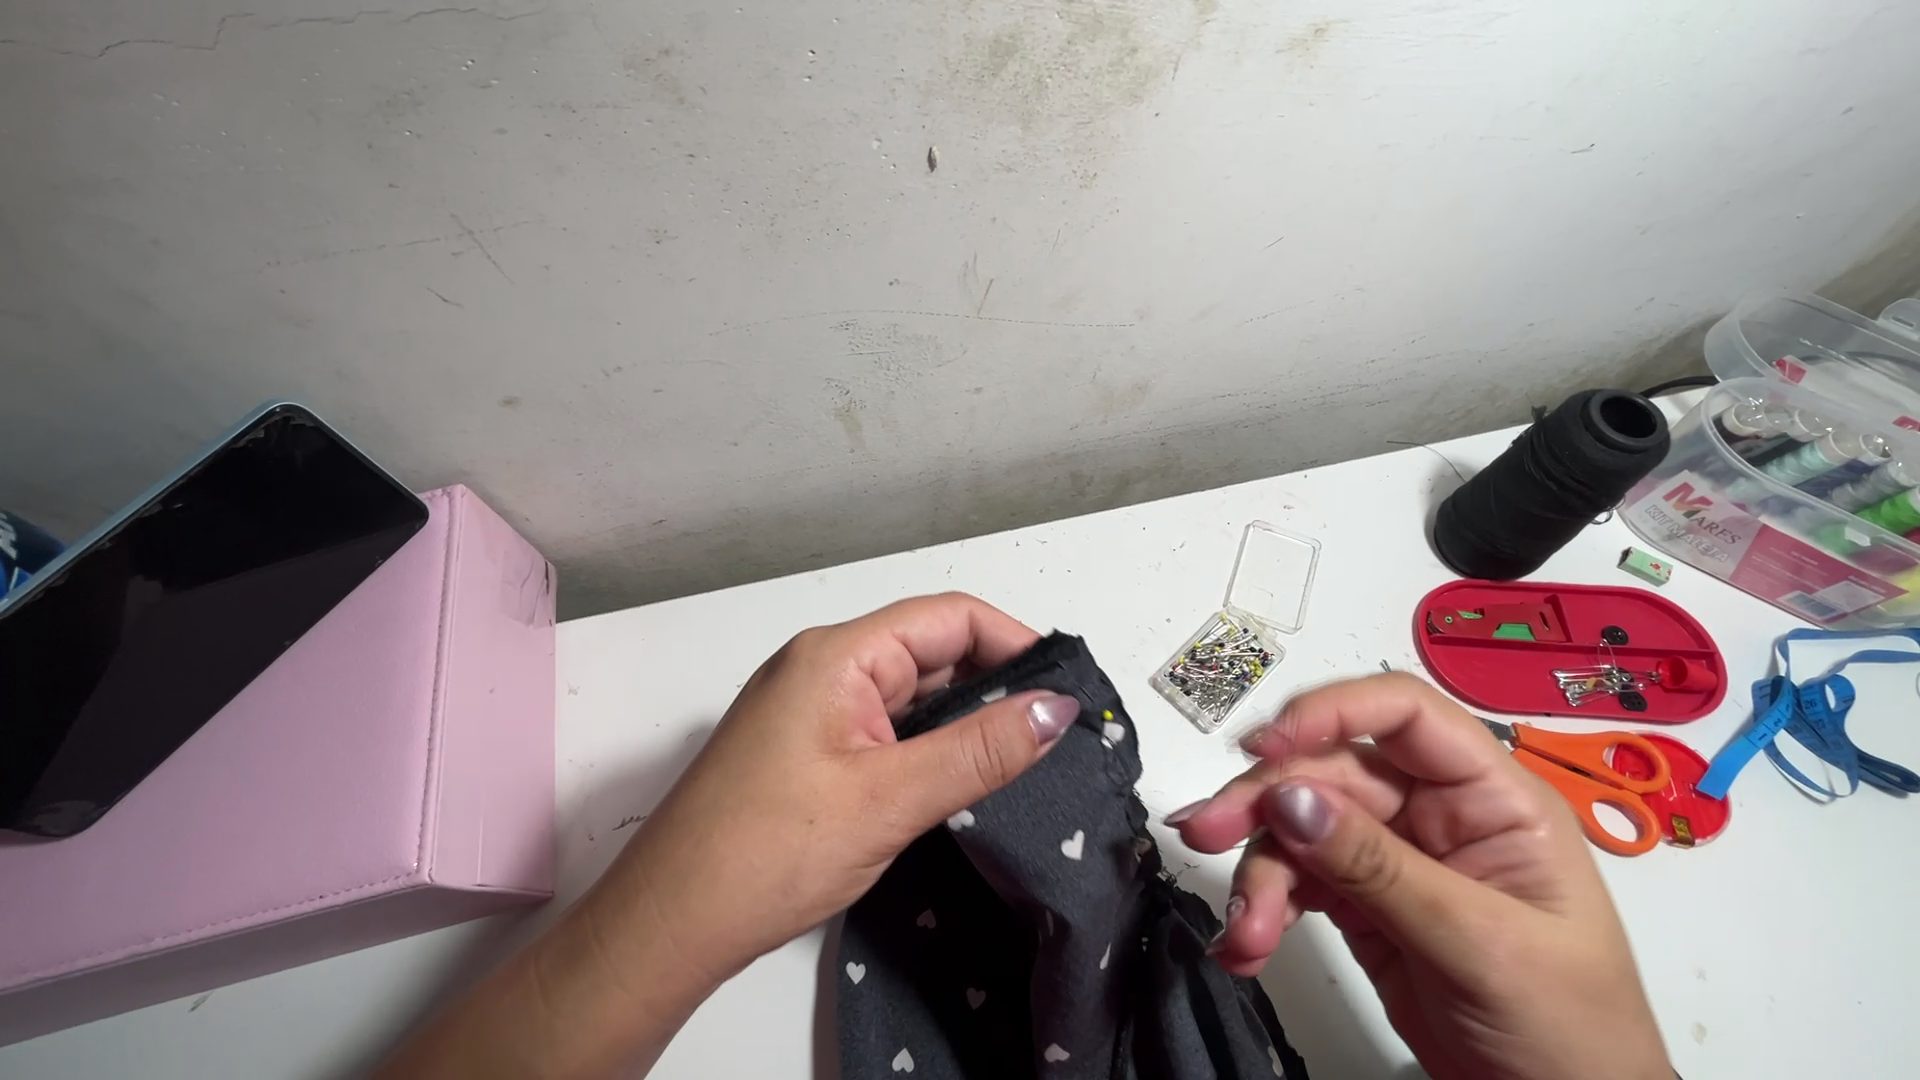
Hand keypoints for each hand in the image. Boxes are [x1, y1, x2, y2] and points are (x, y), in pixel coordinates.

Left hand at [377, 594, 1075, 1079]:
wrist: (669, 925)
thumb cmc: (772, 850)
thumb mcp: (891, 798)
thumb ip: (980, 750)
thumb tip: (1058, 708)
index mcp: (838, 653)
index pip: (947, 617)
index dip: (1013, 641)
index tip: (1062, 689)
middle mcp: (823, 665)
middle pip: (929, 648)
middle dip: (994, 681)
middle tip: (1053, 730)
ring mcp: (813, 705)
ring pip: (909, 691)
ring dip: (963, 715)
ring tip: (1022, 754)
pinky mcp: (809, 744)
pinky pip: (885, 724)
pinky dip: (928, 741)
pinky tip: (962, 774)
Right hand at [1168, 673, 1671, 1079]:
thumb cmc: (1565, 1030)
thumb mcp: (1479, 946)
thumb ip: (1380, 869)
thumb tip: (1287, 799)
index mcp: (1486, 797)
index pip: (1403, 715)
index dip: (1331, 712)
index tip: (1262, 746)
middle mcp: (1429, 808)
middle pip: (1326, 772)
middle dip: (1263, 805)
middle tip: (1204, 834)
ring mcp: (1386, 850)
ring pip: (1295, 824)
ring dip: (1256, 871)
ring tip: (1241, 931)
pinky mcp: (1353, 894)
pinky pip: (1290, 877)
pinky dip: (1261, 906)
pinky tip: (1244, 945)